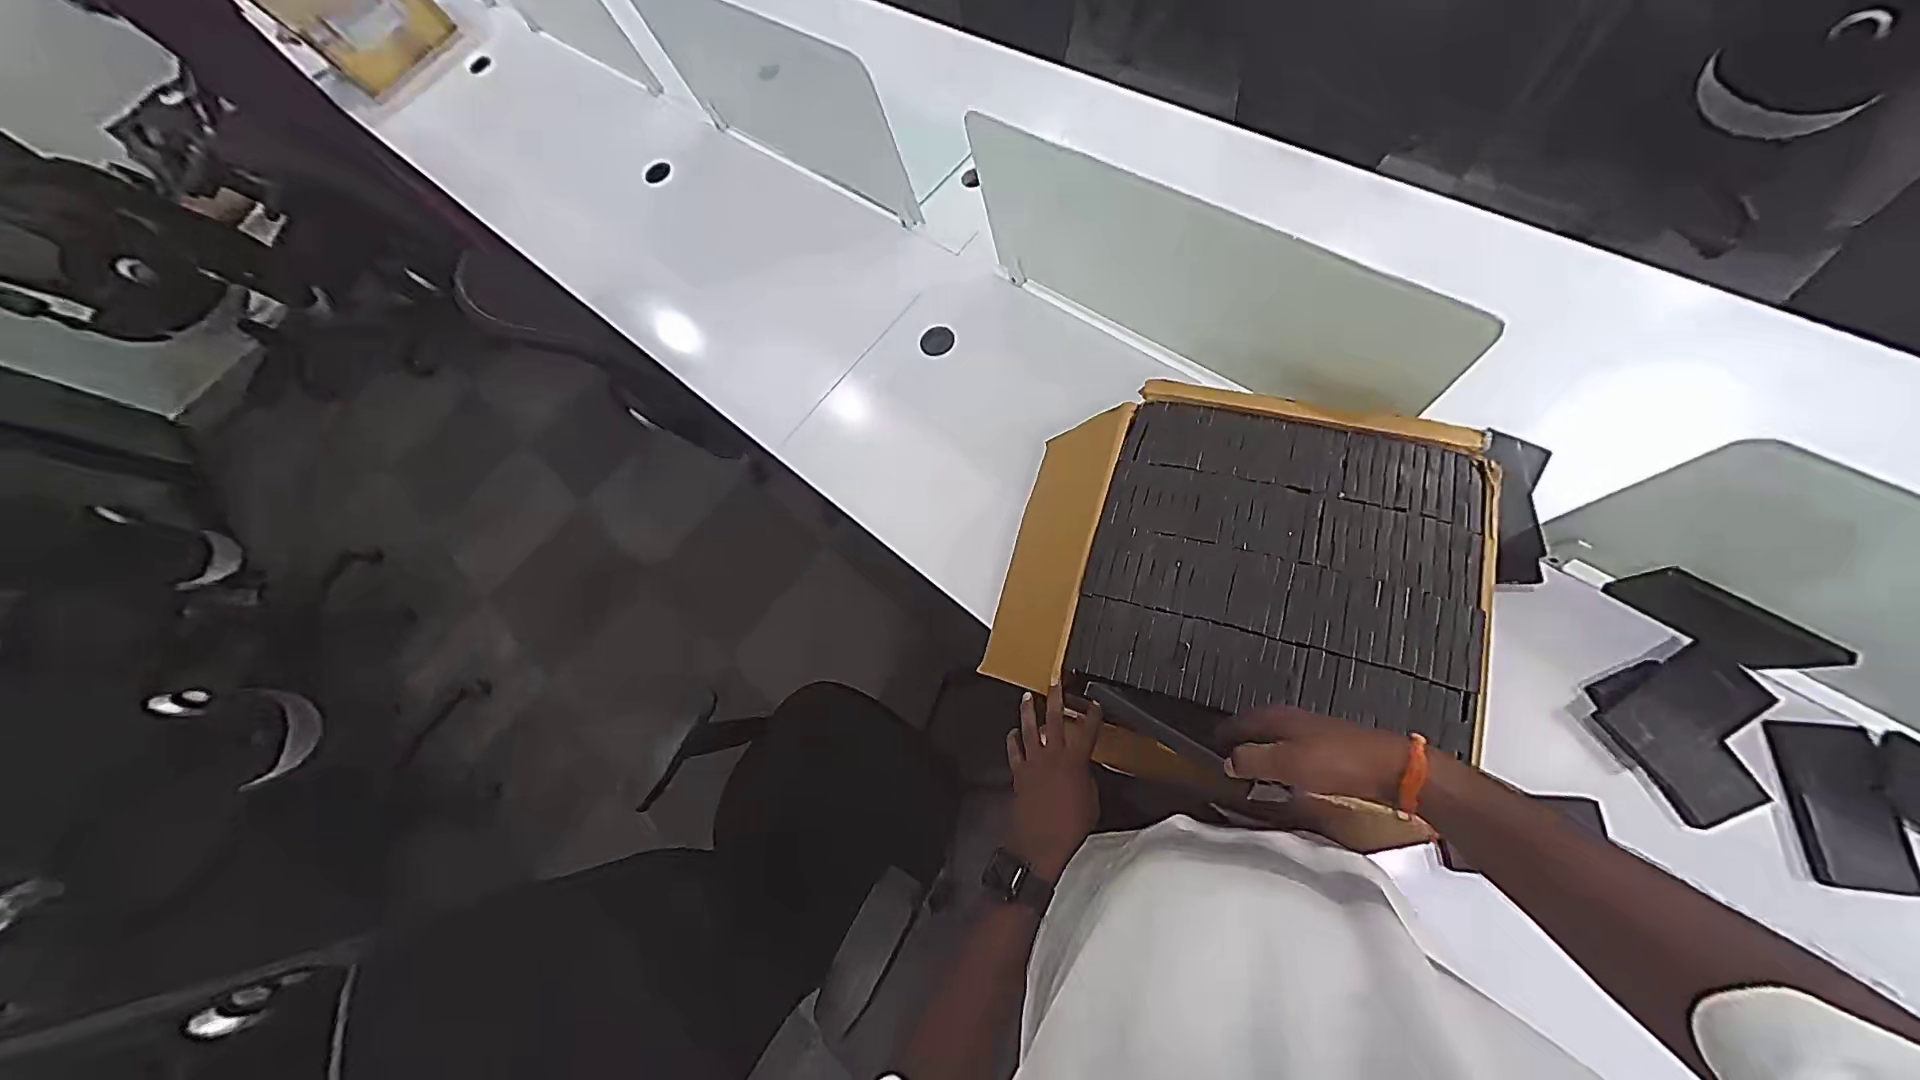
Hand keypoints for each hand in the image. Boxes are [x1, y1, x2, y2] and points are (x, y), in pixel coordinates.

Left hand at [1005, 683, 1100, 880]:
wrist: (1042, 844)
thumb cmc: (1072, 827)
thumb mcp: (1090, 800)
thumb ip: (1085, 777)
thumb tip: (1080, 769)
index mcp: (1075, 761)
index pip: (1088, 731)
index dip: (1093, 716)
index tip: (1095, 704)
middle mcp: (1052, 756)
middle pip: (1056, 719)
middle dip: (1057, 697)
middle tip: (1055, 681)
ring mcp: (1033, 763)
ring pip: (1030, 729)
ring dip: (1029, 711)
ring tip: (1028, 697)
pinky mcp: (1019, 774)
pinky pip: (1015, 751)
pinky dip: (1013, 740)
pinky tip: (1012, 732)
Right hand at [1218, 706, 1422, 804]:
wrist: (1394, 770)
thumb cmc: (1338, 763)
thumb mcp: (1285, 764)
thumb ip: (1251, 760)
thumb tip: (1228, 761)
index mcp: (1277, 717)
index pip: (1238, 722)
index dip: (1222, 736)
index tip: (1210, 750)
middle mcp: (1293, 721)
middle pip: (1257, 731)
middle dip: (1241, 746)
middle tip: (1228, 765)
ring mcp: (1315, 734)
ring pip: (1277, 743)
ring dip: (1264, 758)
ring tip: (1254, 778)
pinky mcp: (1333, 751)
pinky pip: (1296, 756)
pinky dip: (1285, 767)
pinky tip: (1288, 783)